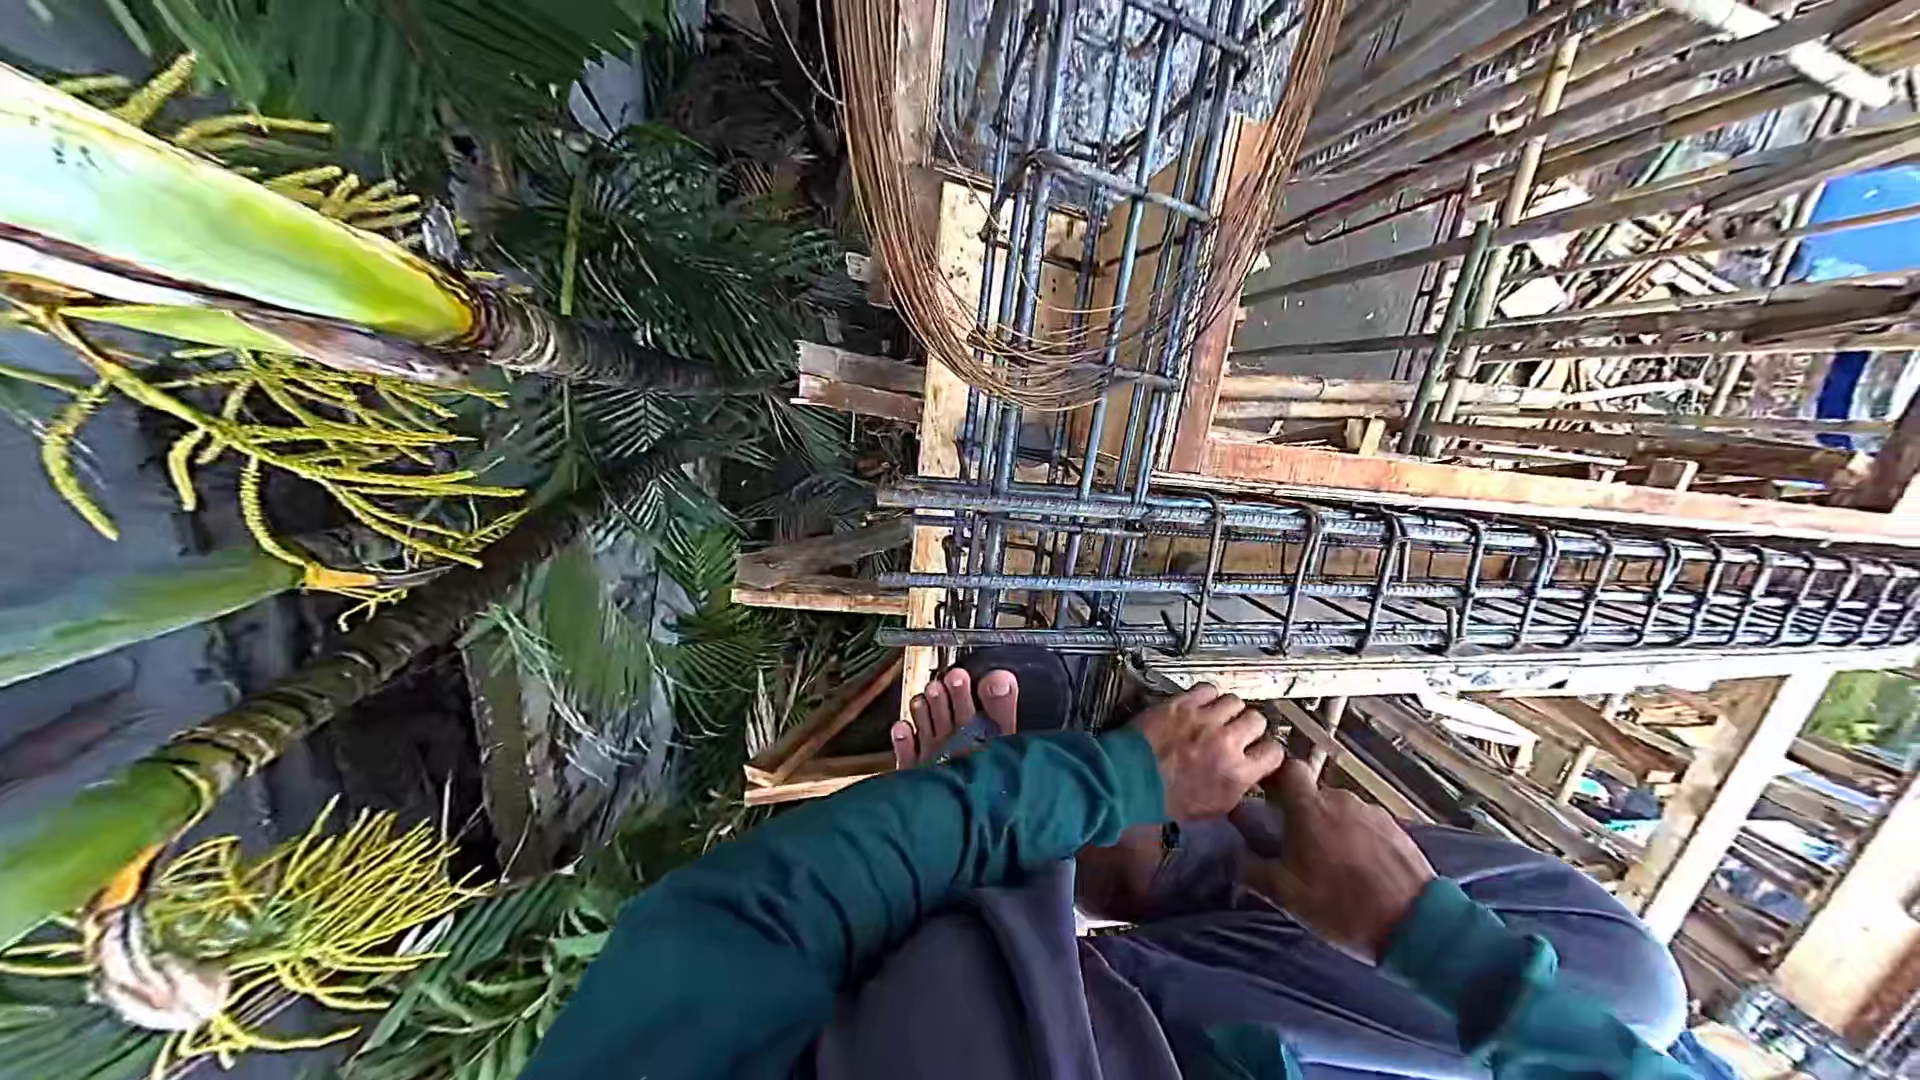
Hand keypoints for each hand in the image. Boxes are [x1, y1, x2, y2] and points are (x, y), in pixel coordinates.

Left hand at [1123, 685, 1283, 819]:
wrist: (1129, 779)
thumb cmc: (1168, 800)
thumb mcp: (1214, 806)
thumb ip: (1237, 786)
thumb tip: (1249, 773)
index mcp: (1239, 773)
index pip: (1274, 752)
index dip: (1266, 750)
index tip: (1256, 749)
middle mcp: (1228, 742)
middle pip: (1256, 720)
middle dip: (1248, 726)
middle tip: (1234, 730)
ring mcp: (1204, 719)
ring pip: (1234, 701)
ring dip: (1227, 709)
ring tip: (1216, 716)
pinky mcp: (1182, 703)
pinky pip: (1207, 689)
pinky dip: (1206, 695)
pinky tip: (1199, 704)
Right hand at [1241, 760, 1435, 963]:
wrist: (1419, 929)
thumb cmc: (1343, 907)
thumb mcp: (1284, 894)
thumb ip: (1251, 869)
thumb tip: (1233, 856)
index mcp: (1308, 807)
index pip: (1286, 768)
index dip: (1275, 778)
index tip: (1268, 796)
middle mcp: (1341, 801)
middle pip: (1313, 795)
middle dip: (1304, 815)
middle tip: (1299, 847)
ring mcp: (1373, 814)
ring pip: (1341, 811)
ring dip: (1333, 829)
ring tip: (1335, 865)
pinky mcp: (1399, 831)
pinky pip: (1367, 827)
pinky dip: (1360, 841)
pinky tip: (1361, 871)